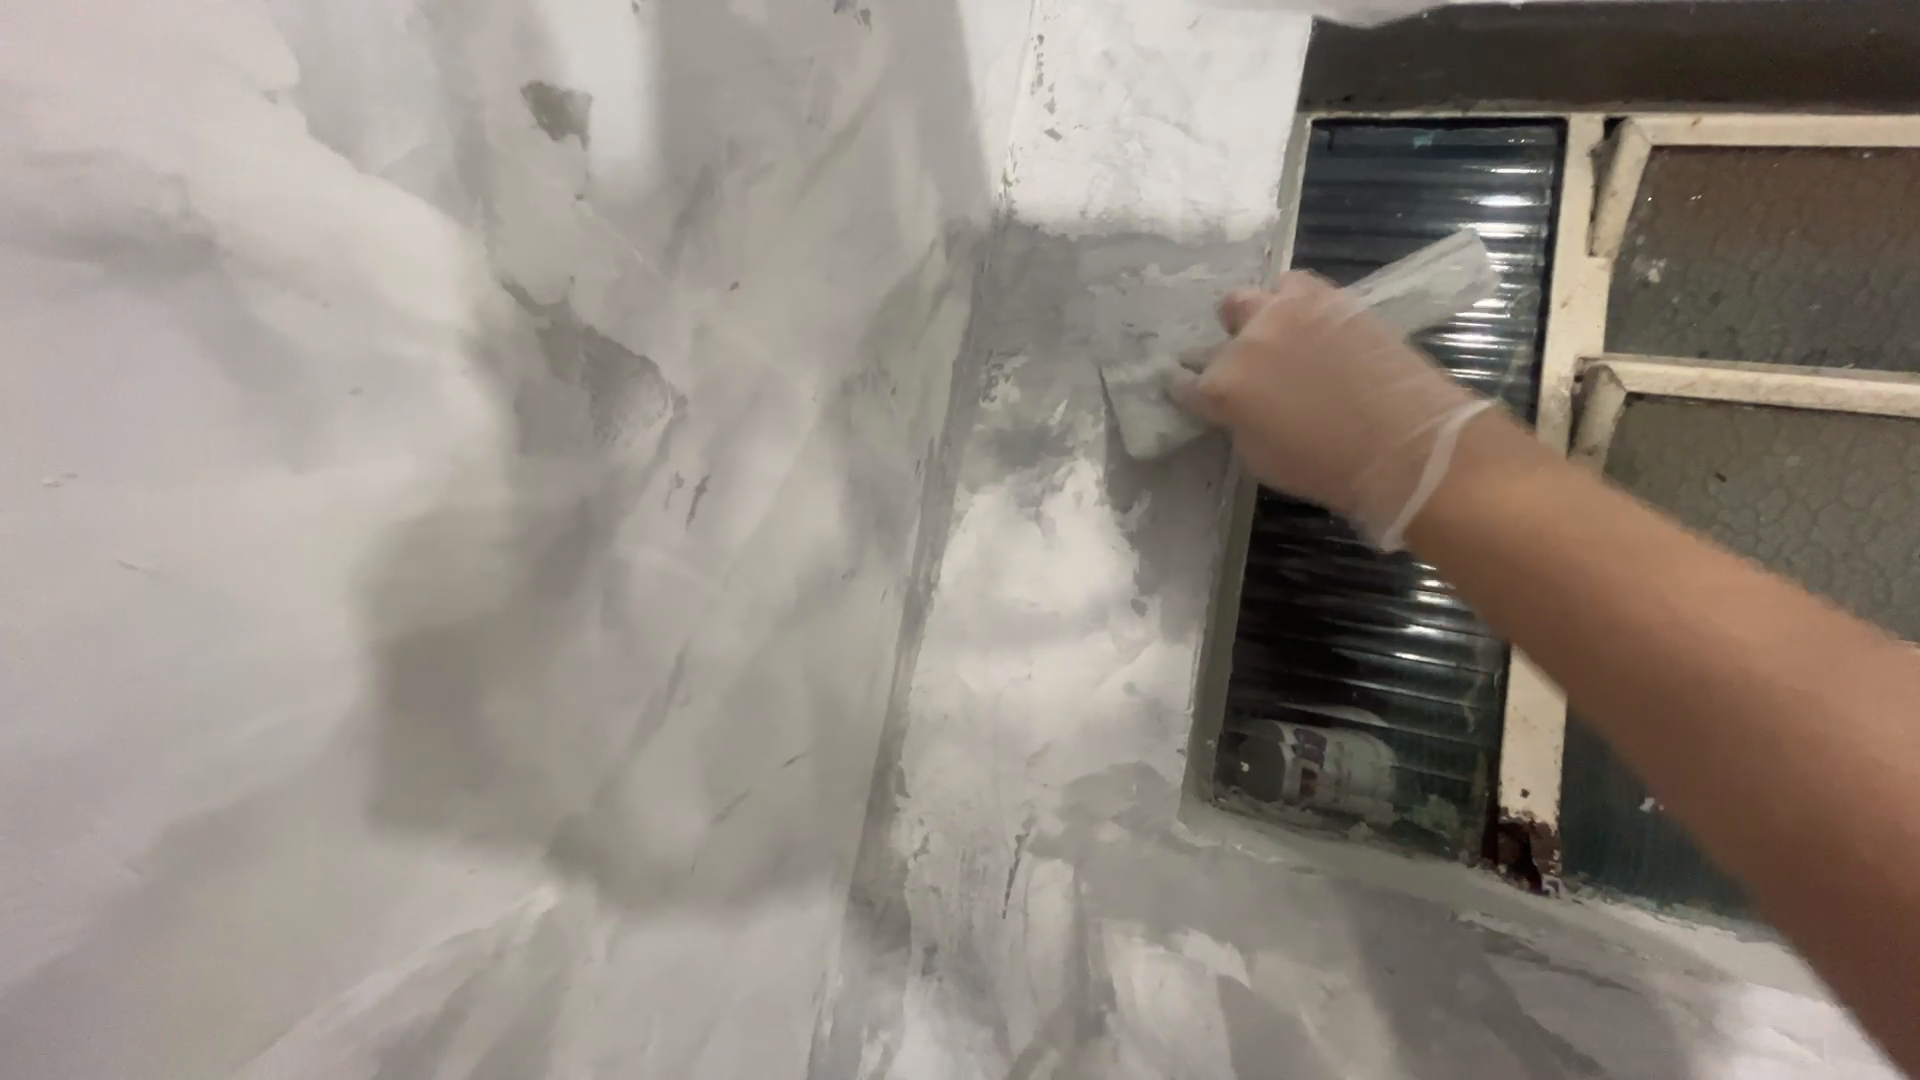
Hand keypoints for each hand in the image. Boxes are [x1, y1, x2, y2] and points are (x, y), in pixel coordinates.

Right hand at [1167, 271, 1494, 549]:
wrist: (1403, 443)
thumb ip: (1236, 422)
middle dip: (1213, 355)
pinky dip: (1289, 300)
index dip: (1182, 389)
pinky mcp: (1327, 299)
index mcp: (1220, 389)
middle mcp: (1243, 344)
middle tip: (1231, 370)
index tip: (1188, 393)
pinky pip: (1293, 285)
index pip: (1181, 383)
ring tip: (1264, 334)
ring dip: (1246, 317)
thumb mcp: (1258, 457)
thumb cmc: (1324, 466)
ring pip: (1245, 299)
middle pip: (1209, 341)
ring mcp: (1285, 315)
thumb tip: (1236, 406)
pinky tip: (1301, 320)